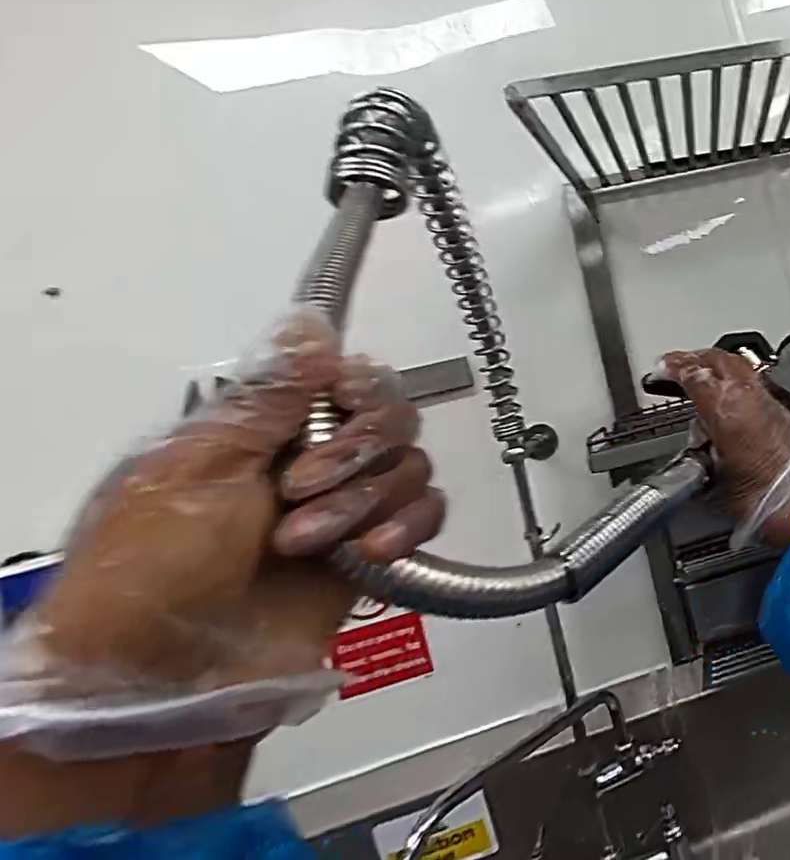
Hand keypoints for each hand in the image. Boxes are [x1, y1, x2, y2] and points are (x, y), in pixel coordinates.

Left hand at [29, 310, 445, 695]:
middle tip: (305, 487)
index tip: (340, 410)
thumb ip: (265, 397)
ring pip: (414, 467)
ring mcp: (352, 503)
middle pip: (394, 420)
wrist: (169, 675)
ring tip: (309, 541)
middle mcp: (315, 460)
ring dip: (366, 502)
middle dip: (358, 454)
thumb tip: (307, 323)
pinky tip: (372, 549)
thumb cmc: (151, 572)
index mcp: (265, 433)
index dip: (359, 391)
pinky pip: (430, 511)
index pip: (351, 380)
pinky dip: (408, 526)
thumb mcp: (193, 468)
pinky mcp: (380, 540)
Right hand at [657, 349, 789, 546]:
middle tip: (675, 362)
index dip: (676, 368)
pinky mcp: (781, 411)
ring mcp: (770, 403)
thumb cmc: (761, 497)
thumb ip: (701, 446)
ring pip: (741, 367)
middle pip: (722, 361)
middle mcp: (752, 401)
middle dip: (696, 358)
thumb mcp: (711, 475)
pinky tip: (727, 388)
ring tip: (699, 369)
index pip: (699, 377)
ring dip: (716, 364)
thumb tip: (697, 437)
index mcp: (730, 414)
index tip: (661, 368)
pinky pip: (754, 381)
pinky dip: (735, 377)